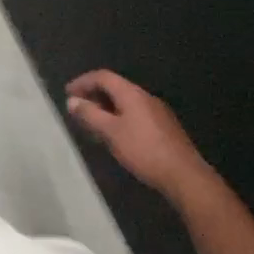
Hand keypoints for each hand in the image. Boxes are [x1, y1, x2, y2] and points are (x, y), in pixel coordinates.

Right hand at [66, 70, 214, 200]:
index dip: (83, 81)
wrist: (185, 176)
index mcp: (131, 93)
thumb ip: (90, 115)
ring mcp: (158, 112)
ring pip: (126, 102)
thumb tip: (72, 101)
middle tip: (79, 109)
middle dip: (94, 95)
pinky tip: (118, 136)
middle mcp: (145, 97)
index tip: (68, 93)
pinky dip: (121, 118)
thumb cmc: (144, 150)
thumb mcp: (111, 133)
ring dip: (107, 108)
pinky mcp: (165, 128)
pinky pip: (136, 114)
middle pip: (115, 87)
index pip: (103, 77)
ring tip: (95, 124)